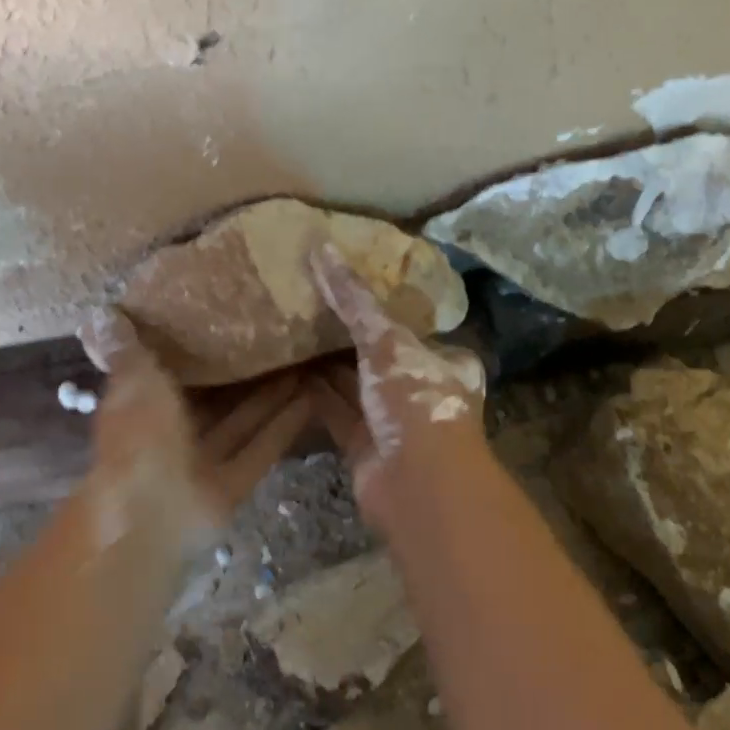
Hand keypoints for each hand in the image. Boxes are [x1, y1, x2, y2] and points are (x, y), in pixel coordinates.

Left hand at [80, 308, 313, 551]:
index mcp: (139, 407)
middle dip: (241, 374)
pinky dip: (282, 427)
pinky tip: (311, 399)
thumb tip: (104, 313)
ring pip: (239, 423)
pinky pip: (258, 451)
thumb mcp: (133, 382)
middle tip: (279, 340)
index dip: (194, 348)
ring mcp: (200, 465)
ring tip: (303, 364)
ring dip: (269, 398)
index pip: (167, 372)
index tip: (226, 320)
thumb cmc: (137, 439)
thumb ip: (130, 352)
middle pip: (211, 400)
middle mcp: (168, 436)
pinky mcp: (229, 489)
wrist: (148, 518)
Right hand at [306, 244, 486, 530]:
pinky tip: (285, 370)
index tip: (347, 290)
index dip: (381, 310)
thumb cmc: (414, 400)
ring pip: (354, 385)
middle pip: (379, 357)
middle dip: (349, 339)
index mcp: (443, 362)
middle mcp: (419, 390)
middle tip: (309, 306)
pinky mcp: (363, 446)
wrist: (415, 483)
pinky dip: (313, 394)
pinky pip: (334, 412)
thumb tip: (320, 246)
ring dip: (326, 365)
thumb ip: (353, 299)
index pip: (411, 328)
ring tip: (291, 330)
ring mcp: (392, 421)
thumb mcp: (387, 340)